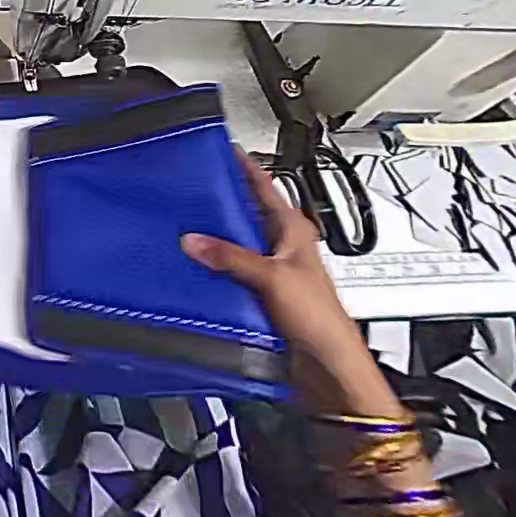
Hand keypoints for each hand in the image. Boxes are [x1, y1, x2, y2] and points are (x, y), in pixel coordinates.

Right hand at [182, 154, 400, 413]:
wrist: (329, 368)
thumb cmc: (322, 320)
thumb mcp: (272, 278)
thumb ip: (231, 257)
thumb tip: (195, 240)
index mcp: (292, 228)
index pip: (264, 184)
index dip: (244, 164)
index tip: (222, 148)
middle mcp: (281, 244)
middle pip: (245, 212)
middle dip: (219, 202)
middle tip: (192, 188)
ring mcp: (270, 268)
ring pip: (235, 243)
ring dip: (214, 239)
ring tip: (187, 226)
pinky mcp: (260, 291)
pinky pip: (230, 271)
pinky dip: (214, 267)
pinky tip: (195, 266)